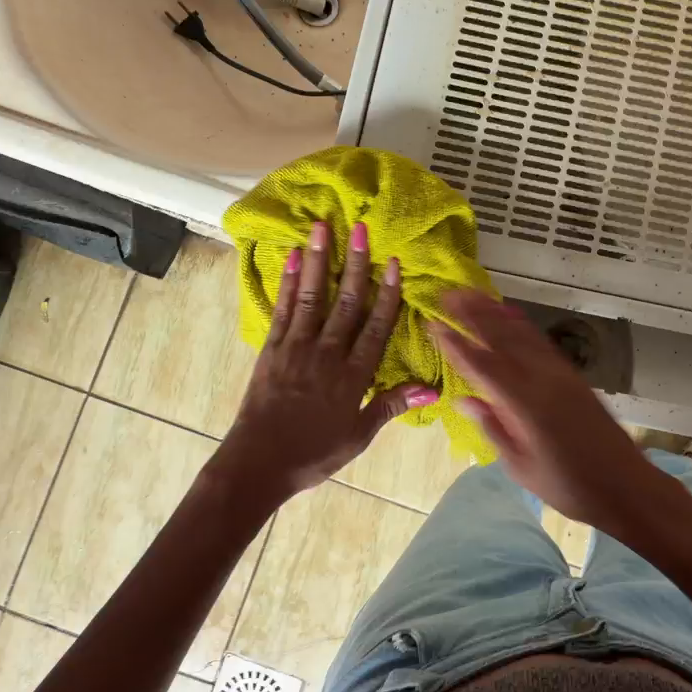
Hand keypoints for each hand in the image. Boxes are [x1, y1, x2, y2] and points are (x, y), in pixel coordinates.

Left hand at [217, 221, 436, 503]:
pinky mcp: (271, 348)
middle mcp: (327, 353)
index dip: (387, 293)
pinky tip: (291, 257)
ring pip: (313, 296)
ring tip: (322, 227)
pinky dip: (287, 282)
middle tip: (361, 228)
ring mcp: (296, 347)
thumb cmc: (314, 454)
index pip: (376, 327)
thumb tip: (433, 390)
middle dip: (355, 264)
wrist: (258, 464)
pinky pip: (282, 309)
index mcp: (353, 376)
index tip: (393, 262)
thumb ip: (392, 404)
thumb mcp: (359, 435)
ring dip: (318, 260)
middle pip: (347, 303)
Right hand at [429, 290, 666, 526]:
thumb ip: (493, 427)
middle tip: (449, 295)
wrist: (624, 485)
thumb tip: (464, 400)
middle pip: (502, 340)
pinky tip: (510, 314)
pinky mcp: (573, 375)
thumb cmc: (567, 485)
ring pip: (522, 335)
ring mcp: (560, 374)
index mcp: (523, 404)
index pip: (482, 366)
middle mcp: (541, 380)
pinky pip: (541, 342)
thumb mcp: (520, 465)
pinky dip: (522, 325)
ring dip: (496, 313)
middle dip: (474, 315)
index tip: (434, 324)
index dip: (456, 344)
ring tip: (473, 294)